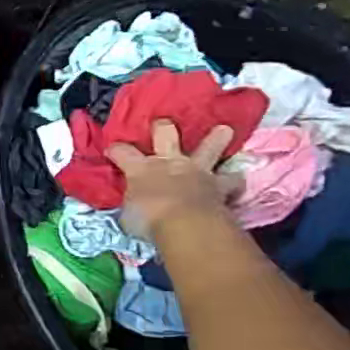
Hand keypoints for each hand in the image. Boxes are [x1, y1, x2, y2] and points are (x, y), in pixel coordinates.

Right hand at [106, 120, 241, 239]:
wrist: (185, 225)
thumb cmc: (148, 219)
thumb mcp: (128, 215)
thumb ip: (131, 205)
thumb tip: (132, 206)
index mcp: (141, 169)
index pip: (123, 153)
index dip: (116, 150)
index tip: (112, 150)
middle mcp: (169, 162)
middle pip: (165, 134)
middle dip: (163, 127)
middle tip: (163, 124)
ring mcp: (196, 171)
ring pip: (208, 148)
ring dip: (216, 139)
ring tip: (225, 130)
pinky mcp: (219, 186)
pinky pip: (231, 181)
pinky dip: (234, 182)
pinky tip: (237, 182)